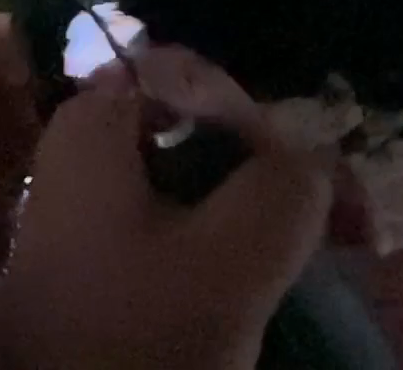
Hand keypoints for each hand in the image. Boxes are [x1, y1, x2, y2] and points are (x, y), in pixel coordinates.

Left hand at [0, 47, 332, 369]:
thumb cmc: (129, 326)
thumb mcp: (225, 264)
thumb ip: (280, 196)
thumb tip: (313, 158)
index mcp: (99, 116)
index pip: (195, 76)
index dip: (259, 121)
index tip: (310, 180)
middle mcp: (84, 135)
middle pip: (190, 120)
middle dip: (257, 161)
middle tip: (320, 216)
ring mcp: (82, 183)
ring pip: (182, 166)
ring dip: (241, 197)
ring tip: (296, 244)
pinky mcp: (91, 231)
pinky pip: (164, 204)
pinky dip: (211, 224)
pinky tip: (248, 265)